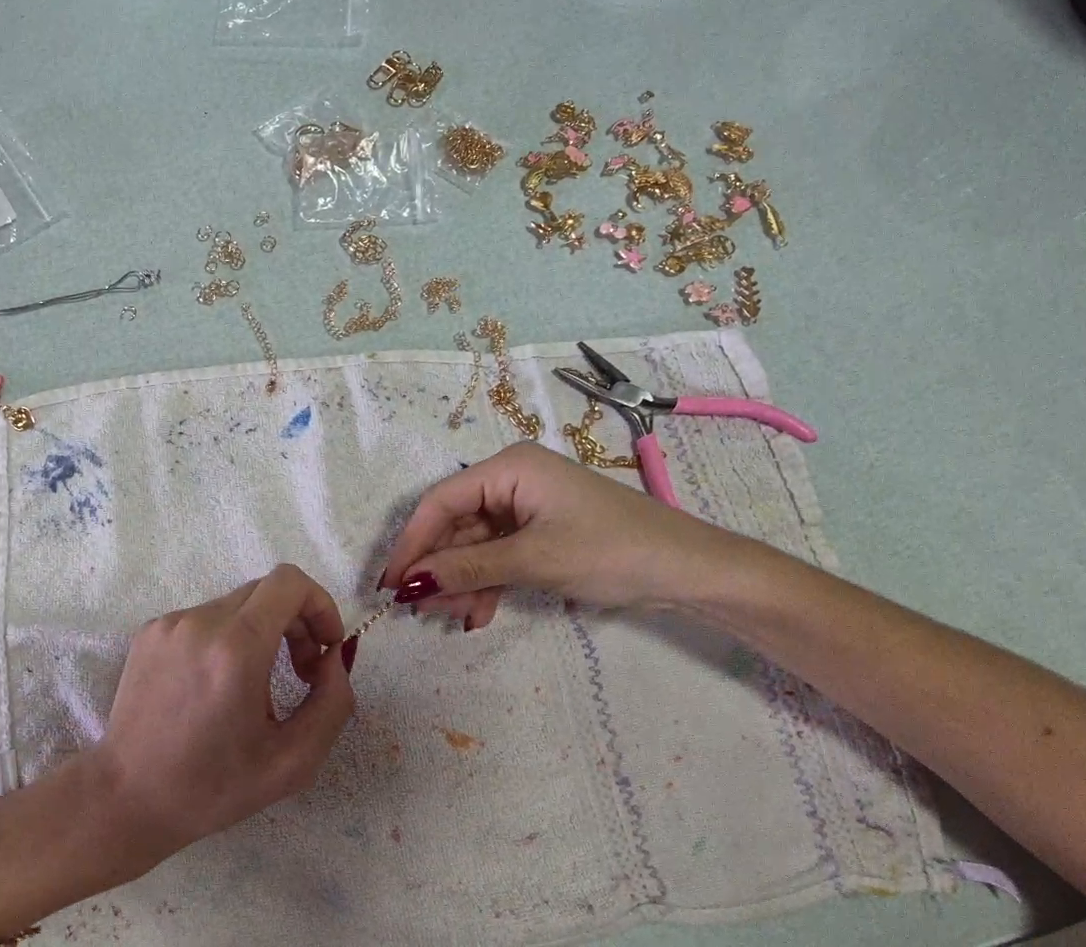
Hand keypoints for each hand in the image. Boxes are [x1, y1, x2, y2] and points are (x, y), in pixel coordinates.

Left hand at [91, 564, 355, 869]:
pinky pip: (203, 619)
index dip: (319, 605)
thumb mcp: (293, 761)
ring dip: (260, 633)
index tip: (325, 647)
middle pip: (265, 591)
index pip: (289, 582)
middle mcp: (200, 621)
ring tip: (255, 689)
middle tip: (301, 674)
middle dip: (295, 624)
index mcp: (236, 648)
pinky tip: (216, 688)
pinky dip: (224, 640)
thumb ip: (332, 702)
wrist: (129, 795)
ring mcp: (169, 623)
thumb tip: (334, 658)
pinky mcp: (149, 631)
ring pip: (234, 605)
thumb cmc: (214, 787)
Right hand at [379, 443, 742, 630]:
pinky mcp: (542, 532)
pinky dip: (487, 584)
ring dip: (461, 582)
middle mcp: (513, 480)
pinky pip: (499, 556)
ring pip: (475, 545)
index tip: (390, 582)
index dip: (412, 542)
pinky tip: (478, 615)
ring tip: (450, 619)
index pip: (441, 502)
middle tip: (418, 608)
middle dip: (439, 568)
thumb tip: (408, 584)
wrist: (694, 573)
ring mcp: (528, 507)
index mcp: (509, 467)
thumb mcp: (534, 560)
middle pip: (456, 524)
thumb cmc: (612, 551)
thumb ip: (468, 569)